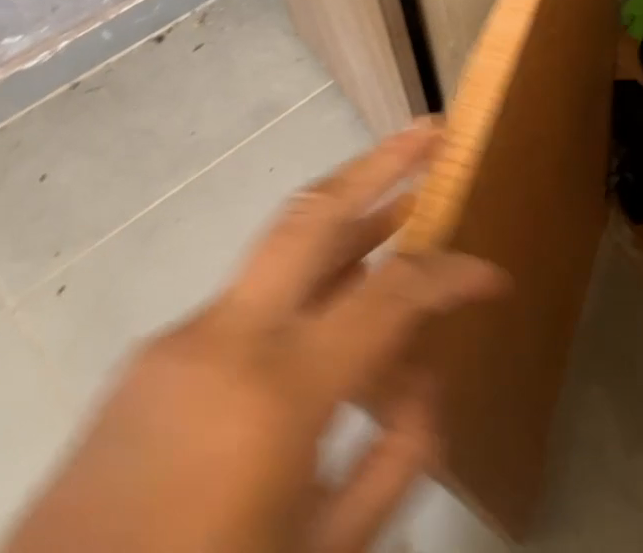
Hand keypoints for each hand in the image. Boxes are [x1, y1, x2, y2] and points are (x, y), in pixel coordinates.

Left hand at [3, 122, 505, 552]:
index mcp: (278, 390)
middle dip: (381, 163)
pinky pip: (245, 306)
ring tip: (402, 204)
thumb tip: (421, 382)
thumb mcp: (329, 547)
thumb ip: (396, 457)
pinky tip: (328, 324)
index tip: (494, 279)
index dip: (455, 275)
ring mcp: (176, 341)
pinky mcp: (148, 361)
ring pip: (277, 253)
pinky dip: (302, 292)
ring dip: (345, 222)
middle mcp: (225, 338)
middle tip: (435, 130)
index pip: (392, 294)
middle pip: (313, 215)